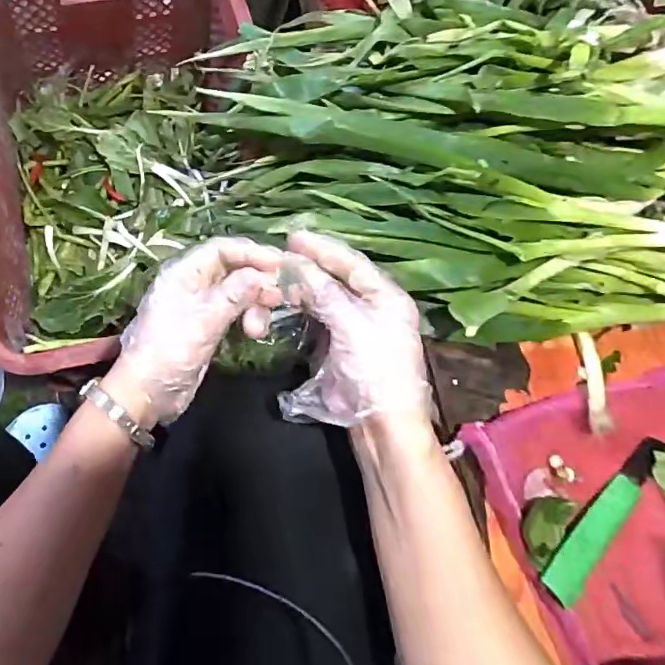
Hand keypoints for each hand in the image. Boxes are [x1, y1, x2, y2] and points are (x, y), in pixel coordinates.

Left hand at [108, 237, 284, 424]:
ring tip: (259, 329)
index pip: (221, 249)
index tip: (280, 264)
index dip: (252, 252)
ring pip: (236, 292)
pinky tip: (255, 332)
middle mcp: (191, 283)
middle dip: (257, 281)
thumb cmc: (170, 350)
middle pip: (232, 269)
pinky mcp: (205, 327)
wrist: (146, 393)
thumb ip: (235, 294)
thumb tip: (264, 275)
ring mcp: (198, 306)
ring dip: (254, 304)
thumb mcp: (205, 319)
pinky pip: (233, 311)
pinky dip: (247, 317)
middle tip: (278, 298)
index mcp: (183, 272)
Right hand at [278, 231, 429, 427]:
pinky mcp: (338, 344)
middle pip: (337, 277)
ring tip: (277, 273)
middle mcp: (372, 307)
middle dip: (309, 264)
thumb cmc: (375, 372)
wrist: (380, 427)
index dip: (323, 249)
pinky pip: (316, 317)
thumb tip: (297, 264)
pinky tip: (284, 298)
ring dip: (302, 285)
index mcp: (387, 297)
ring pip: (324, 296)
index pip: (352, 263)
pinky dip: (300, 306)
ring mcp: (354, 326)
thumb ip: (325, 293)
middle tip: (280, 252)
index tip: (293, 237)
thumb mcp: (352, 327)